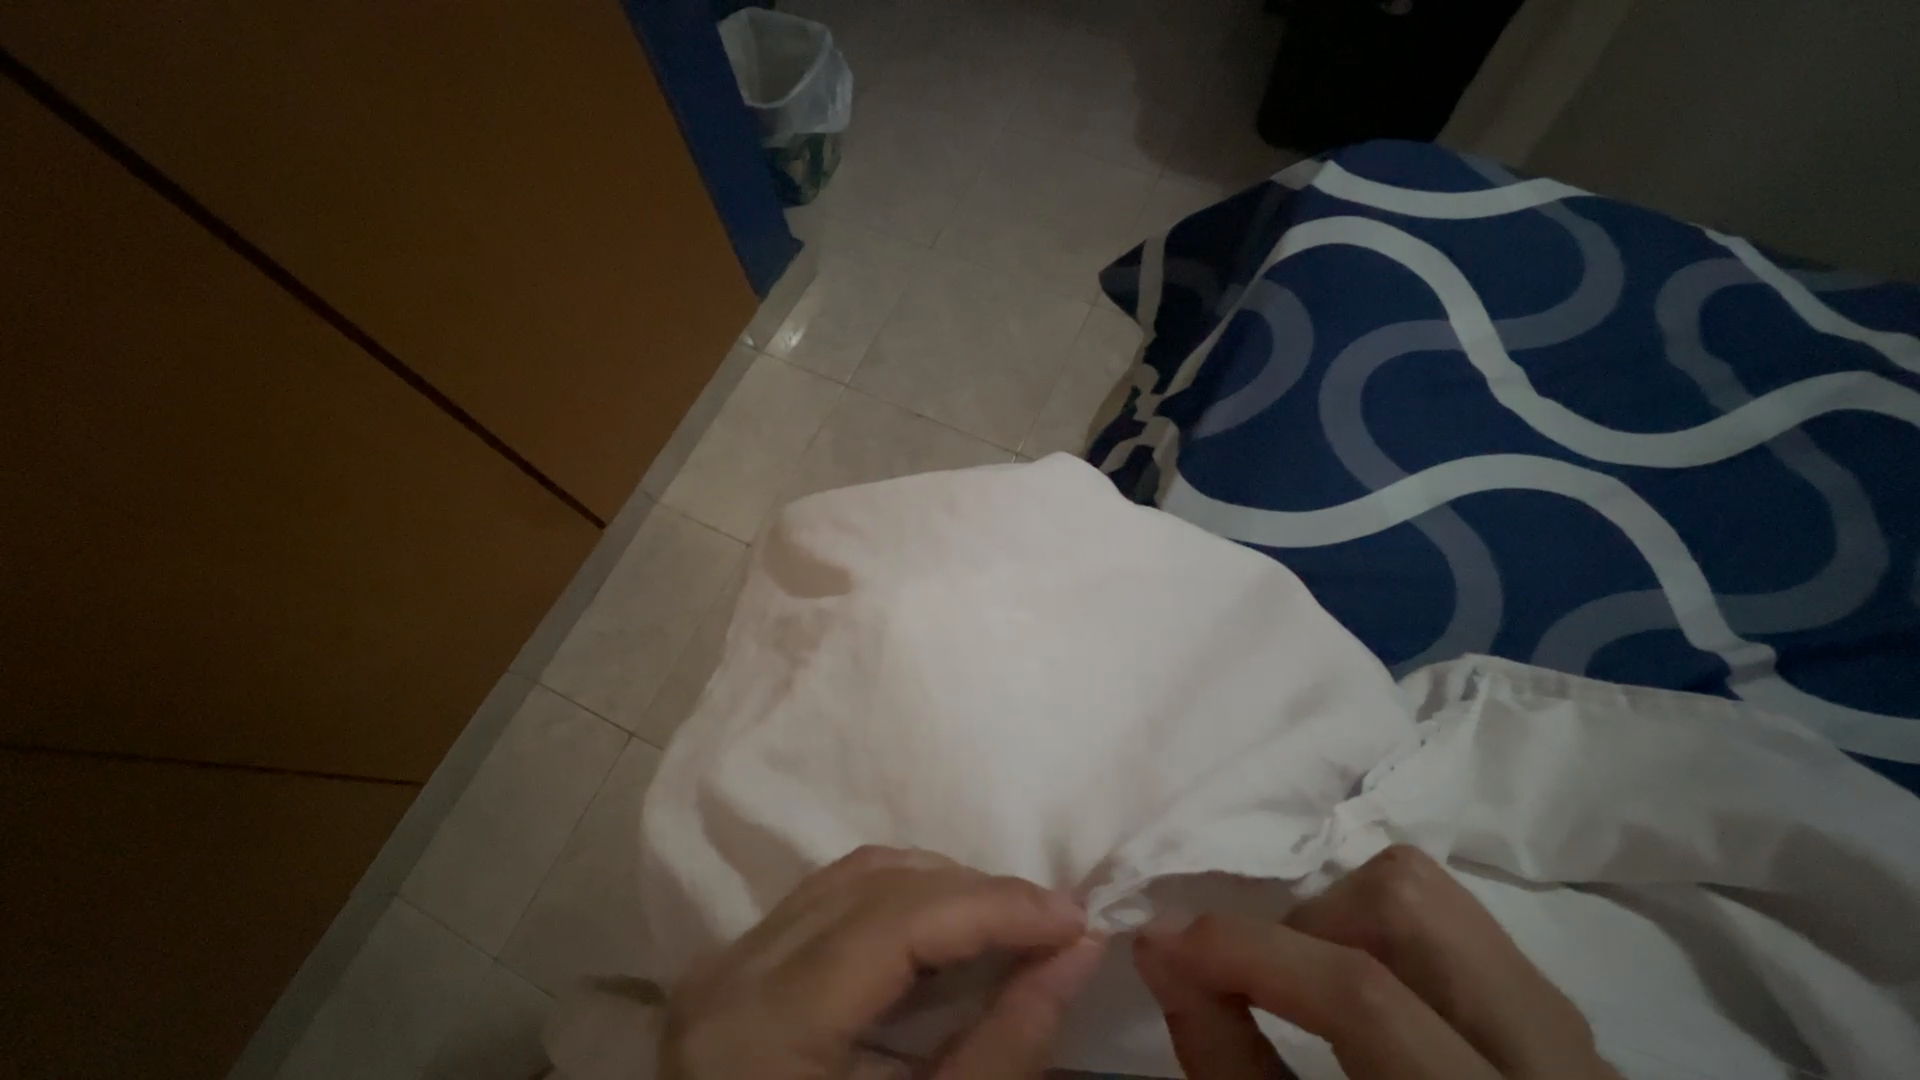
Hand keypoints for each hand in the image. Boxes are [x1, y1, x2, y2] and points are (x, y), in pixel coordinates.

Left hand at [661, 845, 1106, 1079]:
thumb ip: (1004, 1046)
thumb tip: (1079, 950)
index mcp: (764, 1027)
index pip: (895, 922)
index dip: (993, 907)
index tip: (1075, 917)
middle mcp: (732, 971)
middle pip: (874, 883)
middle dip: (974, 894)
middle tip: (1052, 924)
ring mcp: (726, 963)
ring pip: (852, 877)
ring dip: (939, 889)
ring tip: (1007, 923)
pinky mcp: (736, 968)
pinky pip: (829, 899)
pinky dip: (898, 902)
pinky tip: (943, 931)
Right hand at [1133, 845, 1623, 1079]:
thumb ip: (1228, 1062)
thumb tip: (1160, 946)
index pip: (1363, 996)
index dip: (1248, 955)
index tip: (1165, 944)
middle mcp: (1555, 1060)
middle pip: (1413, 903)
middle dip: (1308, 919)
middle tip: (1264, 975)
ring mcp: (1571, 1031)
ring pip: (1436, 891)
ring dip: (1344, 916)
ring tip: (1311, 977)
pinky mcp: (1561, 1014)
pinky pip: (1456, 923)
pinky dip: (1383, 930)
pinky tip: (1364, 985)